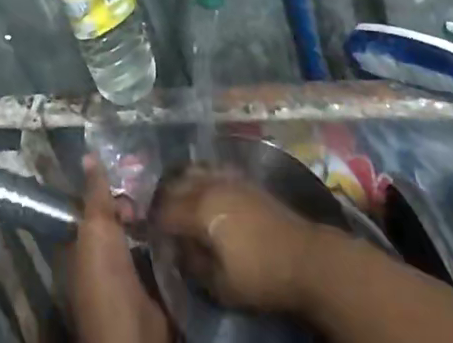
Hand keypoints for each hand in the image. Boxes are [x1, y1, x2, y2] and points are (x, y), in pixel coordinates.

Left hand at [67, 156, 169, 342]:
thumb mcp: (96, 227)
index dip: (103, 188)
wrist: (133, 329)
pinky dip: (161, 237)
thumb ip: (95, 193)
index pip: (87, 207)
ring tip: (166, 192)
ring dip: (147, 217)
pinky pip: (151, 251)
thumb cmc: (105, 276)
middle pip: (112, 220)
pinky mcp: (146, 283)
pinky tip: (174, 218)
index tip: (124, 167)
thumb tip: (88, 154)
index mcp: (76, 246)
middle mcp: (95, 258)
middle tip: (148, 183)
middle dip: (129, 201)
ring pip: (133, 234)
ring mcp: (121, 272)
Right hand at [152, 166, 328, 314]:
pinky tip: (204, 191)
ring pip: (195, 171)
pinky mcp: (245, 179)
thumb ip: (192, 262)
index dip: (152, 222)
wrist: (305, 256)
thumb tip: (177, 249)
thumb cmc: (259, 274)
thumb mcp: (219, 282)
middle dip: (163, 200)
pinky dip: (202, 178)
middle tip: (159, 218)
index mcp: (199, 209)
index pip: (164, 210)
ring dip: (181, 184)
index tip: (147, 233)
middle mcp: (211, 185)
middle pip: (176, 184)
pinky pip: (213, 170)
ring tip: (177, 202)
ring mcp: (230, 178)